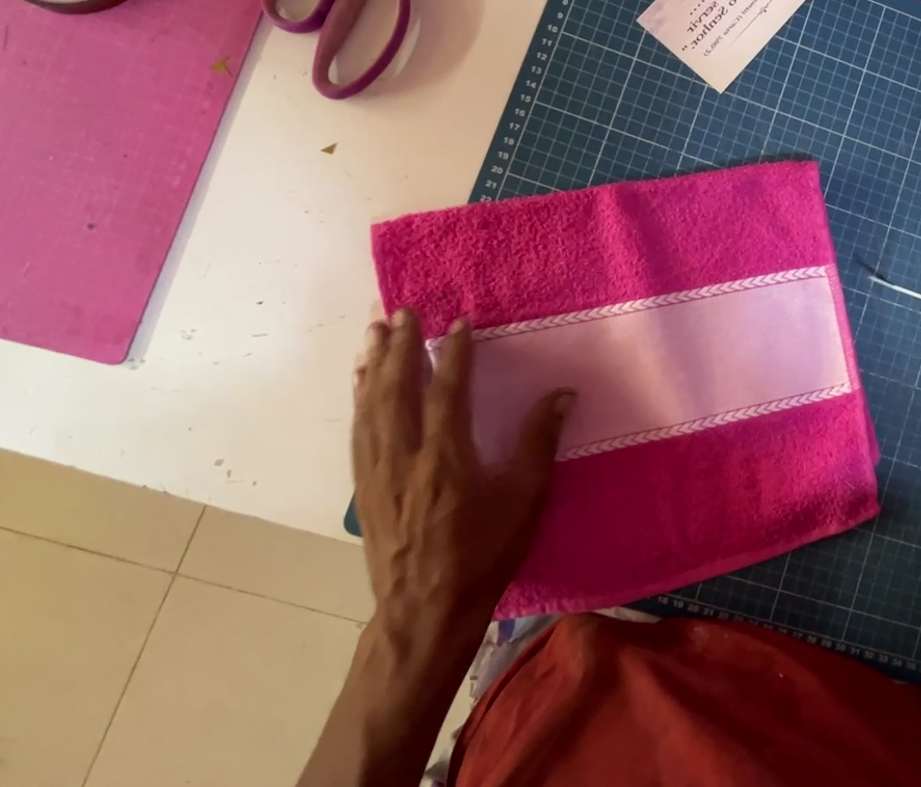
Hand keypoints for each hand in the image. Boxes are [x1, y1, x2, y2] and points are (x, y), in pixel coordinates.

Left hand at [351, 309, 574, 642]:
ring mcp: (376, 471)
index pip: (447, 390)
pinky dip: (359, 397)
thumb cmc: (483, 553)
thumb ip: (539, 443)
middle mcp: (404, 456)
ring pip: (369, 405)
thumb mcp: (524, 499)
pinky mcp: (364, 486)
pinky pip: (358, 429)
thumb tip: (563, 394)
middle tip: (401, 309)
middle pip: (395, 389)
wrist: (424, 611)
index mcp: (446, 457)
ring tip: (373, 329)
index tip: (458, 323)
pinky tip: (360, 382)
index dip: (453, 354)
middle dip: (398, 346)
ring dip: (372, 364)